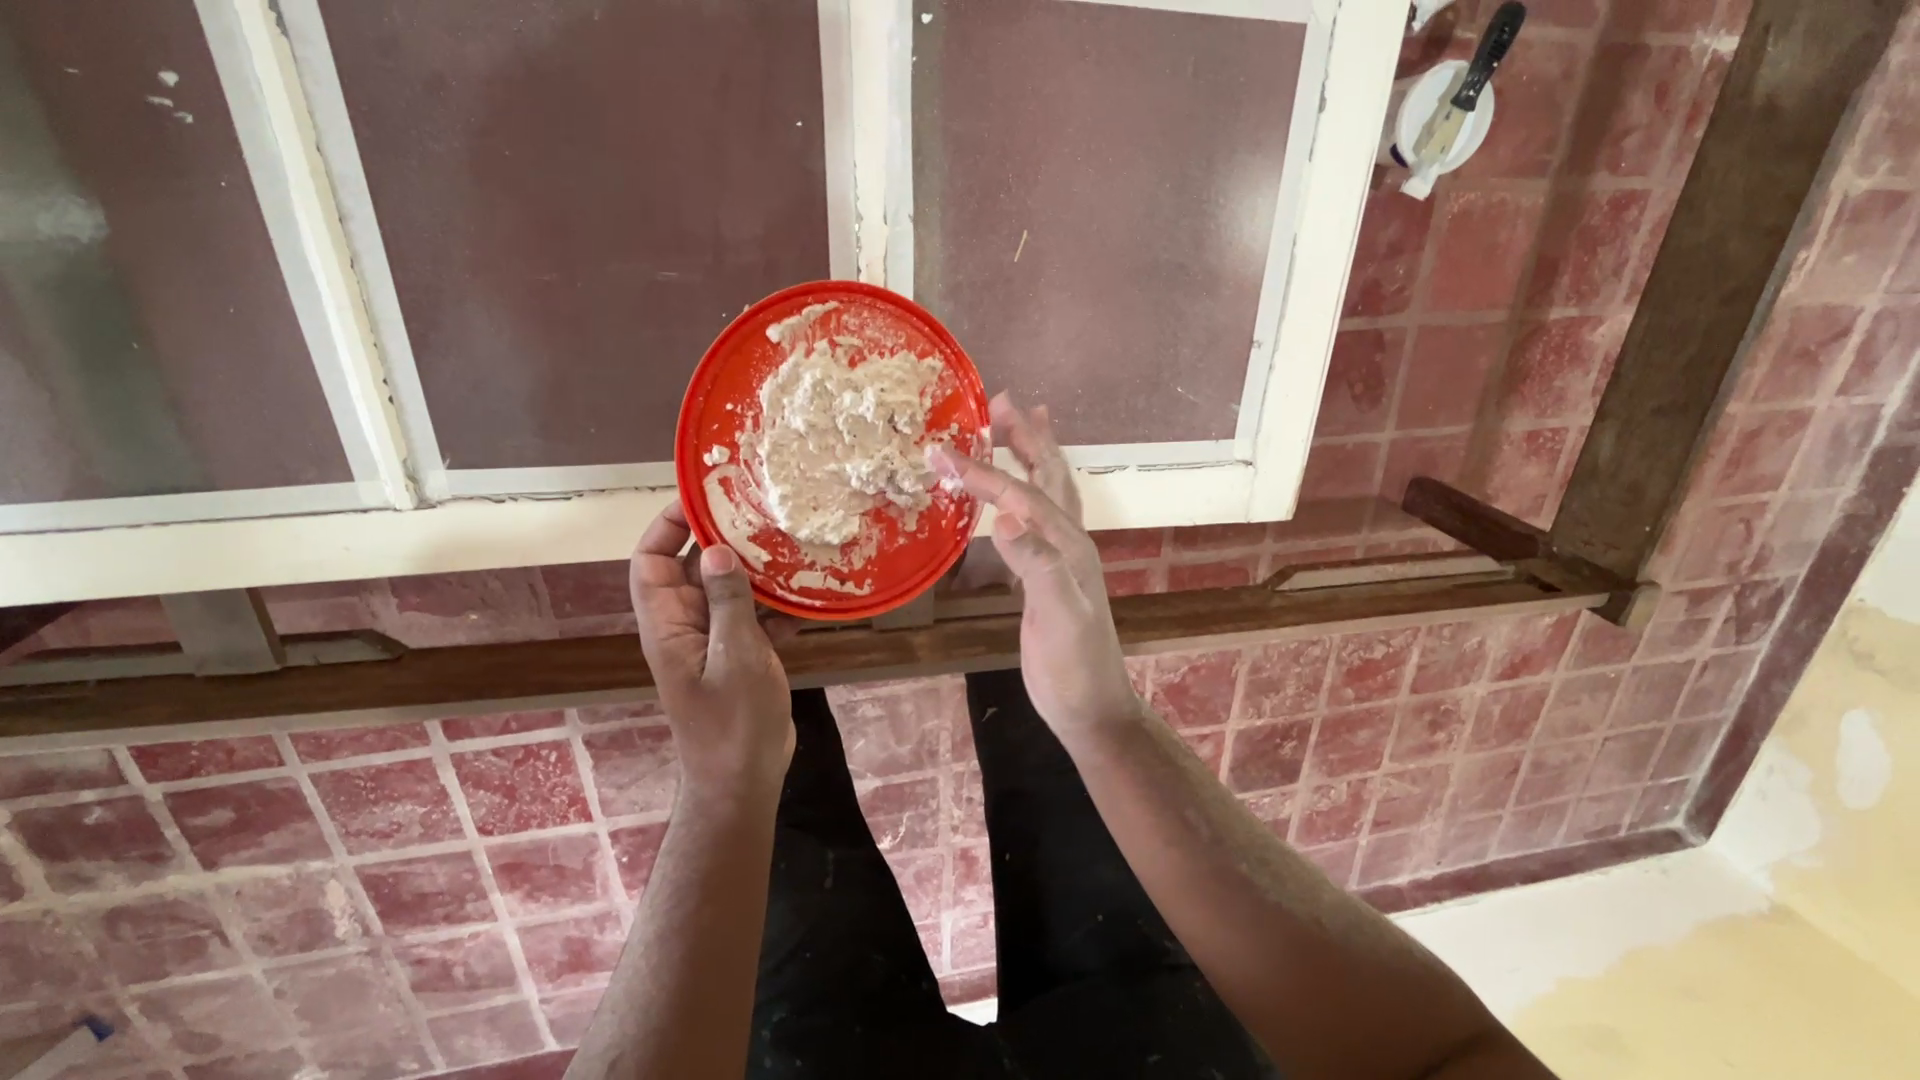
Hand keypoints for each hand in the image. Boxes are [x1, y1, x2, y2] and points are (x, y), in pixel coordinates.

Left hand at [629, 502, 793, 801]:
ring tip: (789, 541)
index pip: (650, 561)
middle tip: (760, 510)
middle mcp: (686, 627)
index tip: (702, 497)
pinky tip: (808, 591)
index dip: (667, 525)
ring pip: (728, 591)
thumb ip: (727, 603)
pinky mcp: (742, 656)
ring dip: (755, 570)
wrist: (744, 781)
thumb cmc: (733, 724)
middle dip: (721, 539)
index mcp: (668, 626)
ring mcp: (715, 642)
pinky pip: (754, 617)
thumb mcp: (735, 658)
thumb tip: (714, 550)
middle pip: (692, 569)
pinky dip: (777, 604)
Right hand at [930, 394, 1144, 733]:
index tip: (940, 451)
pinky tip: (1011, 499)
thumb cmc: (1073, 668)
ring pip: (1048, 493)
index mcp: (1068, 544)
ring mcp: (1061, 558)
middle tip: (1001, 400)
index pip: (1019, 494)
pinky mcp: (1049, 577)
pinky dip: (1024, 494)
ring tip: (1020, 425)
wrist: (1091, 707)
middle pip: (1047, 475)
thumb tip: (1005, 518)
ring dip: (1033, 455)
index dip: (981, 471)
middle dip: (1025, 436)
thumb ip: (1038, 567)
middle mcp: (1069, 541)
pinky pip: (1036, 520)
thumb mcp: (1059, 618)